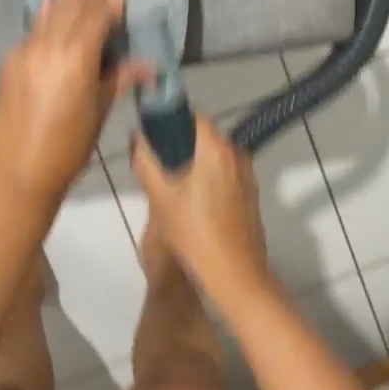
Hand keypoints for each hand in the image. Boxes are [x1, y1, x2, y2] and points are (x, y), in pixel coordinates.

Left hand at [0, 0, 142, 205]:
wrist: (17, 172)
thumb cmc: (67, 148)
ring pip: (49, 15)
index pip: (95, 19)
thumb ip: (118, 80)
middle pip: (71, 10)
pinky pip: (33, 30)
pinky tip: (50, 5)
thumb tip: (148, 66)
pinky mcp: (11, 63)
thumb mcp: (98, 112)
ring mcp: (25, 52)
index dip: (108, 3)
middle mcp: (48, 47)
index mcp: (75, 59)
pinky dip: (45, 15)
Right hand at [131, 115, 275, 302]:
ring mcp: (247, 175)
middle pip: (203, 136)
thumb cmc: (194, 232)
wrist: (235, 274)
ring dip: (192, 164)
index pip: (193, 115)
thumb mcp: (159, 196)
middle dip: (179, 146)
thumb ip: (145, 160)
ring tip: (171, 190)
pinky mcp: (250, 195)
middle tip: (156, 168)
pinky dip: (207, 180)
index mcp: (216, 148)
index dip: (170, 121)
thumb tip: (138, 137)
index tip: (153, 139)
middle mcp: (236, 154)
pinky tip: (191, 206)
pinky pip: (223, 175)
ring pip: (213, 157)